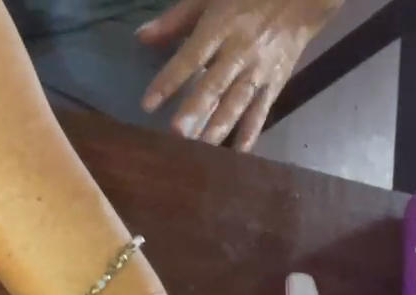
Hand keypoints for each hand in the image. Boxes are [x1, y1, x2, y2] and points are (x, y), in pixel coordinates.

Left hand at [136, 0, 341, 148]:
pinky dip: (251, 132)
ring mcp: (259, 70)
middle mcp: (240, 52)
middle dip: (197, 108)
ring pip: (237, 101)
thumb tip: (140, 37)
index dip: (170, 80)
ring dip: (219, 126)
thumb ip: (176, 20)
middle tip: (177, 134)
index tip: (148, 105)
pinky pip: (261, 110)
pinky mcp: (275, 84)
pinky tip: (237, 154)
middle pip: (216, 83)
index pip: (192, 57)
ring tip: (201, 148)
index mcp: (221, 27)